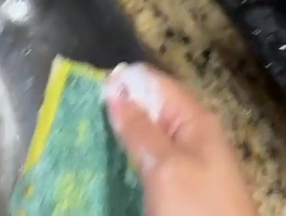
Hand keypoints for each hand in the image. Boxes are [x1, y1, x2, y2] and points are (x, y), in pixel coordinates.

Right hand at [105, 64, 257, 215]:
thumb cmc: (197, 213)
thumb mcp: (165, 168)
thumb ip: (140, 128)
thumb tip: (114, 87)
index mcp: (195, 119)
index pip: (153, 82)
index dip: (122, 83)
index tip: (91, 95)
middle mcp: (194, 136)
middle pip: (150, 110)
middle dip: (121, 112)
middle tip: (88, 121)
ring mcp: (191, 166)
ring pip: (150, 140)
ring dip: (125, 141)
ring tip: (95, 143)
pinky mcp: (184, 193)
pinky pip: (154, 166)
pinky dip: (134, 165)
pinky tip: (116, 172)